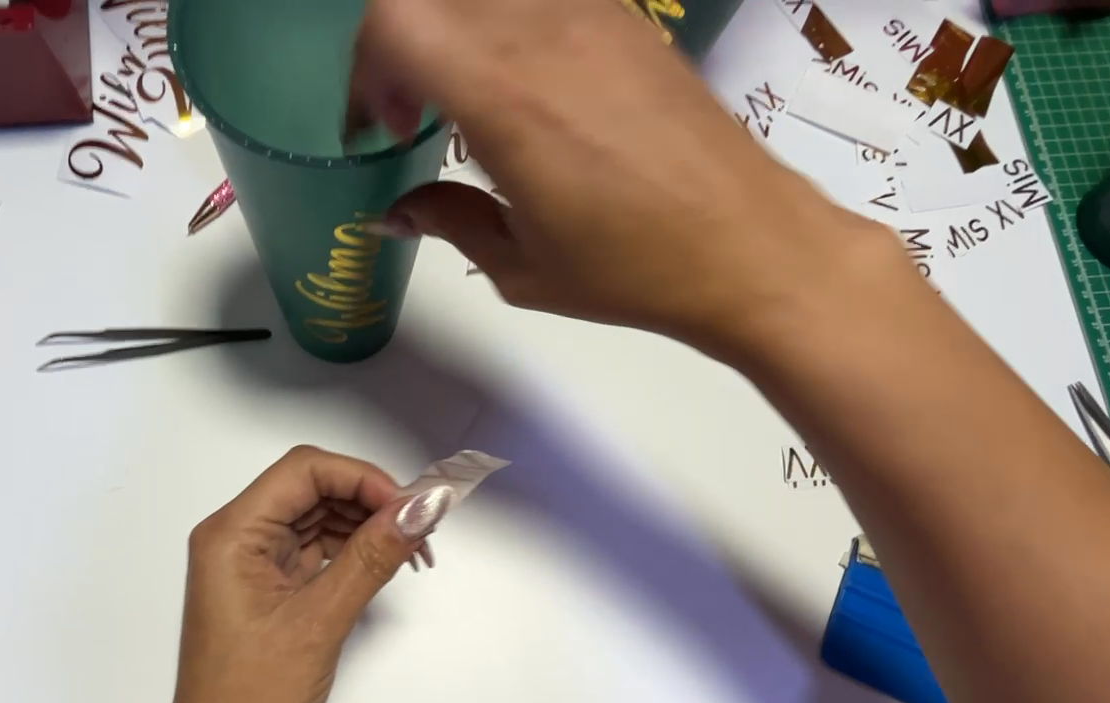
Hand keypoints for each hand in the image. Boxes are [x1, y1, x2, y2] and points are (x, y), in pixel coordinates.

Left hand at [144, 447, 453, 702]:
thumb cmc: (254, 700)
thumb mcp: (319, 622)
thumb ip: (373, 557)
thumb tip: (425, 506)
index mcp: (231, 533)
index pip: (304, 470)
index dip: (364, 478)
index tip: (412, 510)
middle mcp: (236, 537)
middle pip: (311, 489)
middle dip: (370, 502)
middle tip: (423, 534)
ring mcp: (250, 563)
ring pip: (317, 518)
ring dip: (365, 528)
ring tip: (412, 556)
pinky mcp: (267, 588)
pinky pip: (314, 551)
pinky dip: (351, 554)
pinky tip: (384, 567)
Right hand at [350, 0, 876, 350]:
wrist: (744, 244)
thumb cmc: (628, 271)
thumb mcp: (520, 267)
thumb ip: (447, 223)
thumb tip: (394, 214)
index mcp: (505, 98)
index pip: (392, 21)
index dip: (365, 71)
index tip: (385, 132)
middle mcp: (543, 30)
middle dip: (398, 52)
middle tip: (415, 121)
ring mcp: (591, 11)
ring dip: (453, 37)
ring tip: (469, 108)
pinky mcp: (625, 16)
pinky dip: (504, 30)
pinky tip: (526, 96)